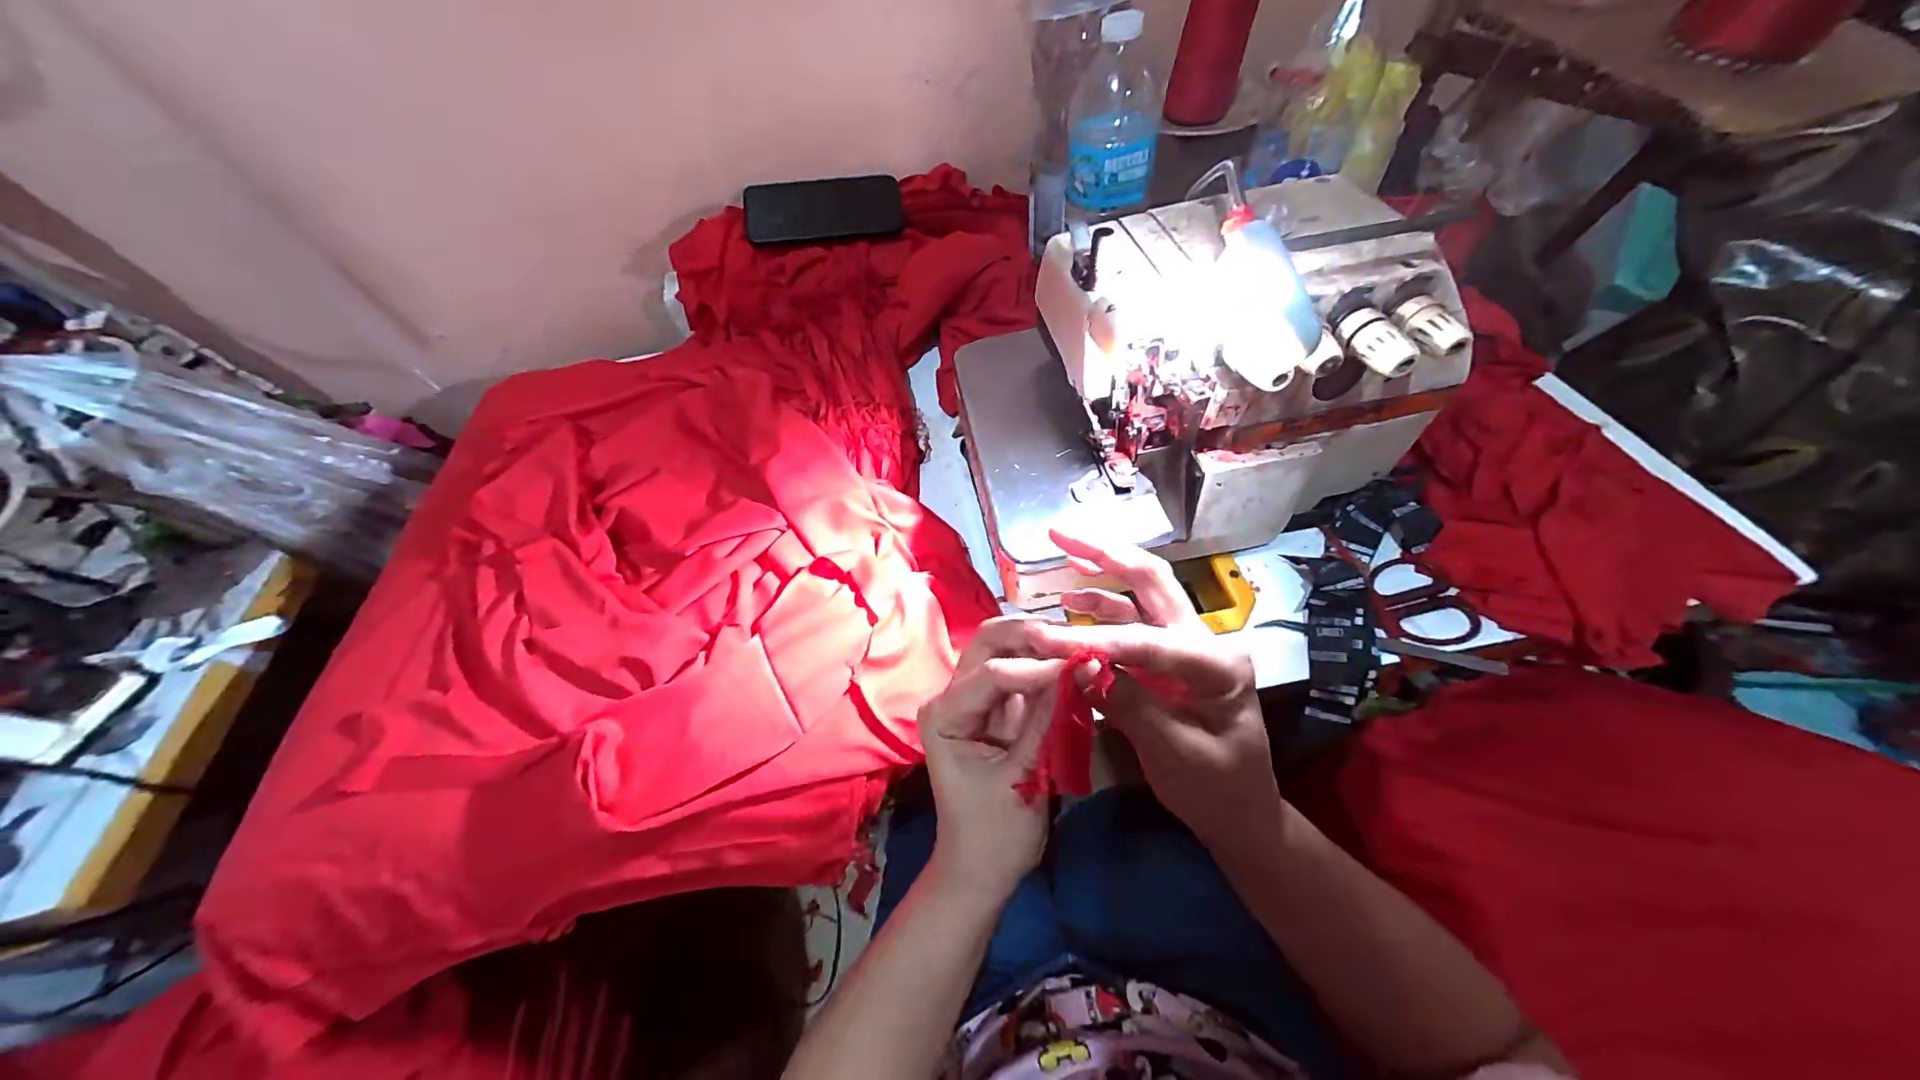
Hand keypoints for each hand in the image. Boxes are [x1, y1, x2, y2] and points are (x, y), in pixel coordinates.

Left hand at [919, 621, 1065, 899]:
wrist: (981, 868)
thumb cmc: (994, 834)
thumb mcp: (1025, 777)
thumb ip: (1050, 719)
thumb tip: (1083, 667)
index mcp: (944, 713)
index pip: (993, 673)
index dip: (1039, 668)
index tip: (1083, 665)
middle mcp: (951, 695)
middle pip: (991, 641)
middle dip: (1034, 635)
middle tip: (1079, 642)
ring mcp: (973, 697)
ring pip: (1004, 647)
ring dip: (1041, 642)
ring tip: (1081, 646)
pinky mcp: (996, 706)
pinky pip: (1020, 669)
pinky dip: (1045, 662)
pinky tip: (1073, 661)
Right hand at [1047, 529, 1286, 850]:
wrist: (1241, 813)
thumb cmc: (1218, 788)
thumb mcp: (1176, 754)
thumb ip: (1129, 704)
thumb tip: (1076, 664)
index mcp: (1219, 663)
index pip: (1148, 641)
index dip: (1092, 640)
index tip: (1042, 639)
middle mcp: (1204, 641)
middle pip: (1152, 581)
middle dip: (1105, 553)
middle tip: (1059, 533)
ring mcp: (1185, 646)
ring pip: (1140, 595)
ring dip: (1099, 576)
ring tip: (1060, 562)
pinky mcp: (1167, 659)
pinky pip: (1130, 624)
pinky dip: (1100, 610)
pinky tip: (1073, 603)